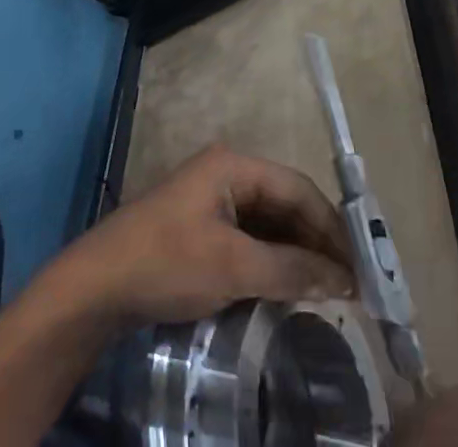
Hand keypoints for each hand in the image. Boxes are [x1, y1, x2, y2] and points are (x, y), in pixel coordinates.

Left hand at [48, 145, 354, 325]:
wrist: (97, 285)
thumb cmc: (167, 263)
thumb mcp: (233, 266)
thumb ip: (292, 269)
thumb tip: (344, 280)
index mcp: (232, 166)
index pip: (298, 189)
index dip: (332, 227)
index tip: (361, 267)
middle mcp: (225, 174)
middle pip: (285, 204)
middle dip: (317, 242)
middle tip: (350, 284)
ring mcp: (210, 200)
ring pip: (269, 224)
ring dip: (297, 255)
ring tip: (328, 290)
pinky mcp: (201, 227)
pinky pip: (250, 239)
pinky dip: (272, 261)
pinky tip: (290, 287)